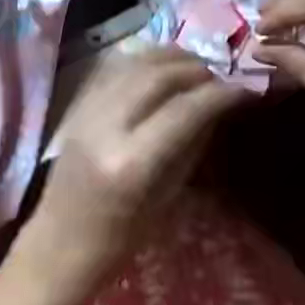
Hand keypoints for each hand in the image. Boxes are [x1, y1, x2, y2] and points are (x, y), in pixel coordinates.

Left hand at [20, 48, 246, 292]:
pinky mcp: (73, 111)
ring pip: (131, 64)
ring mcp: (84, 115)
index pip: (185, 110)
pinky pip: (111, 71)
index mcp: (131, 163)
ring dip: (169, 58)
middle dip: (196, 68)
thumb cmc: (118, 242)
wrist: (57, 247)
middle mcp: (105, 128)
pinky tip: (161, 67)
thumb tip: (217, 109)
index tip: (247, 87)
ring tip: (197, 65)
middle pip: (157, 76)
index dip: (221, 93)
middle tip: (223, 74)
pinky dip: (141, 62)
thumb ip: (191, 148)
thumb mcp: (166, 200)